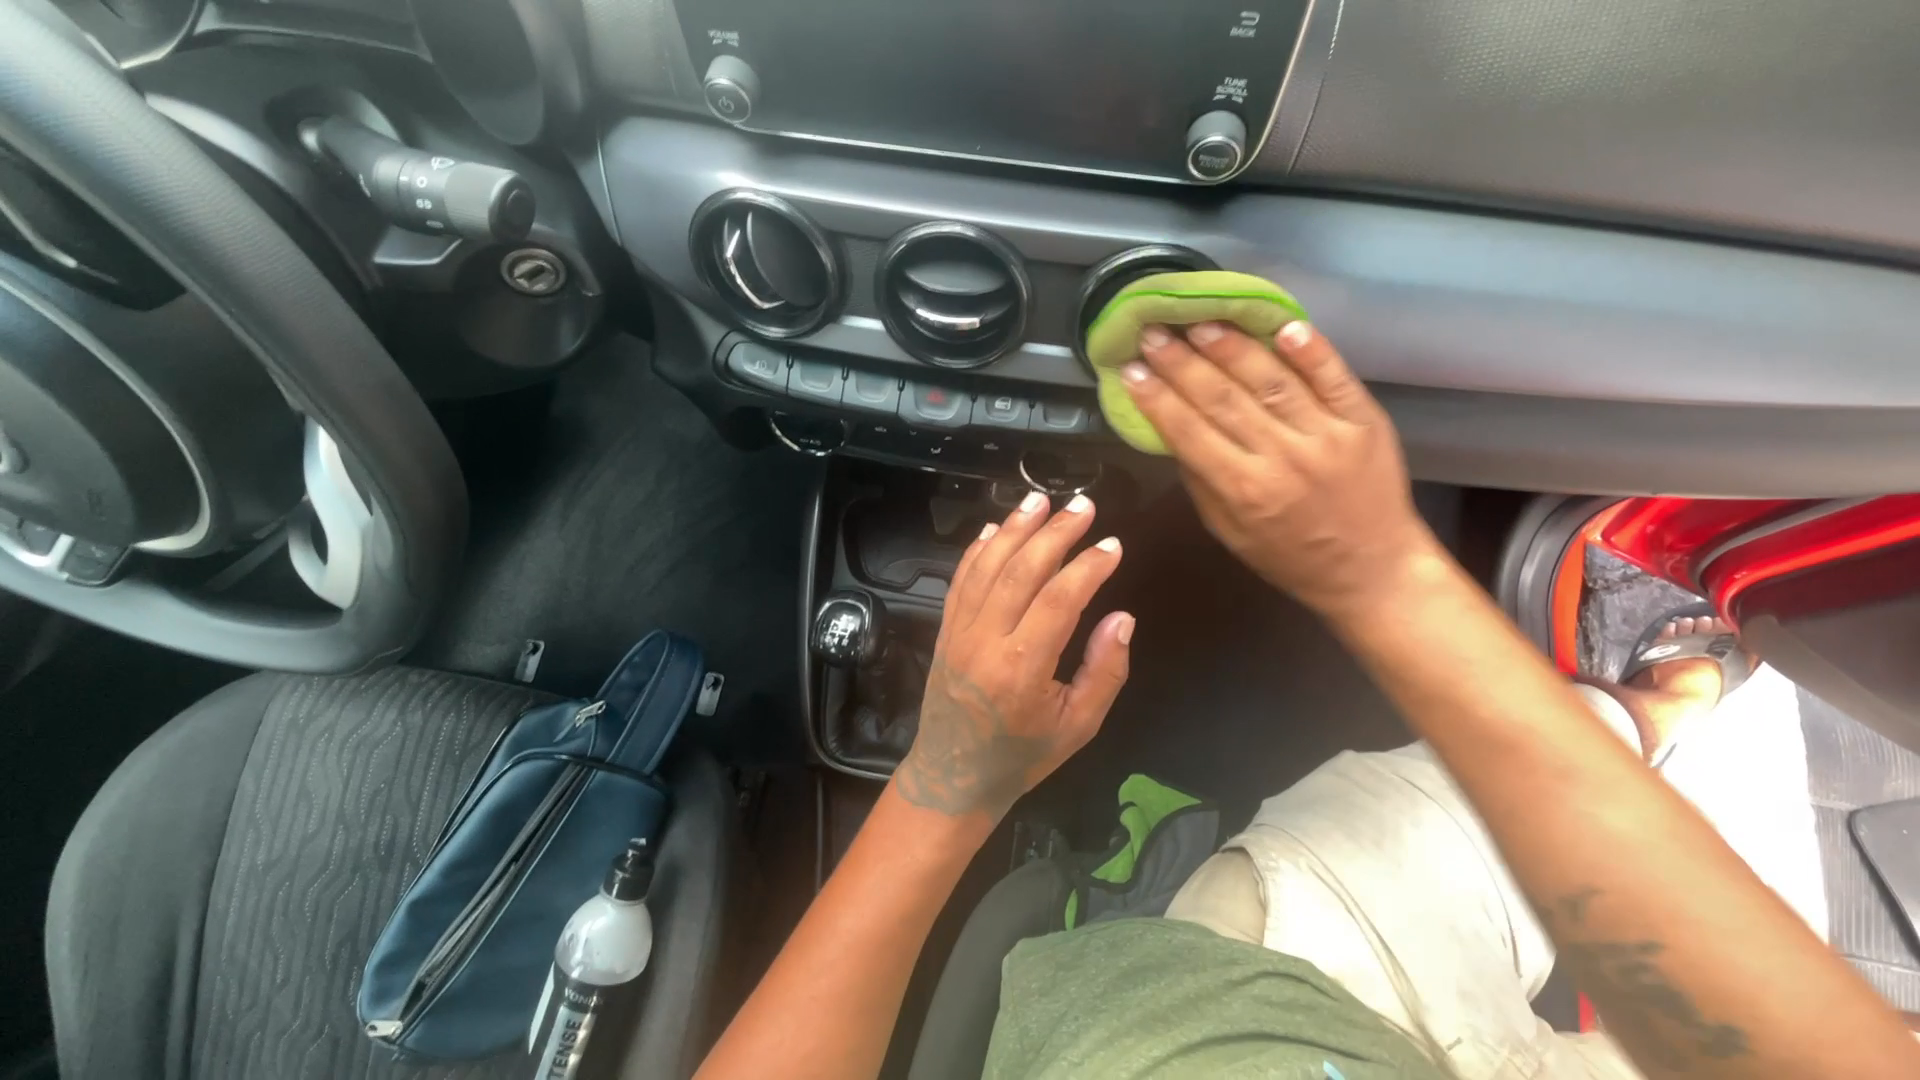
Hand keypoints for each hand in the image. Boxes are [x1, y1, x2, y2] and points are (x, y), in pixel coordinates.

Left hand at [895, 491, 1133, 820]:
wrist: (953, 775)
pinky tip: (995, 527)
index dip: (1087, 566)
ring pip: (986, 567)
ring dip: (1014, 528)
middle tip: (1083, 506)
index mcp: (1022, 670)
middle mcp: (985, 642)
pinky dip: (977, 550)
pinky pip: (960, 580)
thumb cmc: (1023, 755)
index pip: (1058, 600)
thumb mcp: (1078, 726)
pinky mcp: (945, 630)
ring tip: (1040, 500)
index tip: (1112, 545)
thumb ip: (1105, 672)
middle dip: (1055, 533)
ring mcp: (959, 632)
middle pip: (1020, 571)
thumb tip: (1123, 617)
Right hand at [1122, 319, 1439, 617]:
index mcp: (1244, 490)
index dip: (1155, 398)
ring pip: (1271, 381)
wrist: (1372, 569)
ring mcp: (1327, 436)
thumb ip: (1200, 481)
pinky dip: (1310, 350)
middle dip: (1181, 363)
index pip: (1188, 432)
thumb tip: (1170, 430)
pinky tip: (1282, 326)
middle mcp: (1282, 458)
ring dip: (1232, 348)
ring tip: (1200, 321)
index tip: (1130, 369)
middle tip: (1153, 332)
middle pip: (1223, 399)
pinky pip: (1334, 377)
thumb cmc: (1289, 556)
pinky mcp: (1364, 421)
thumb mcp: (1229, 532)